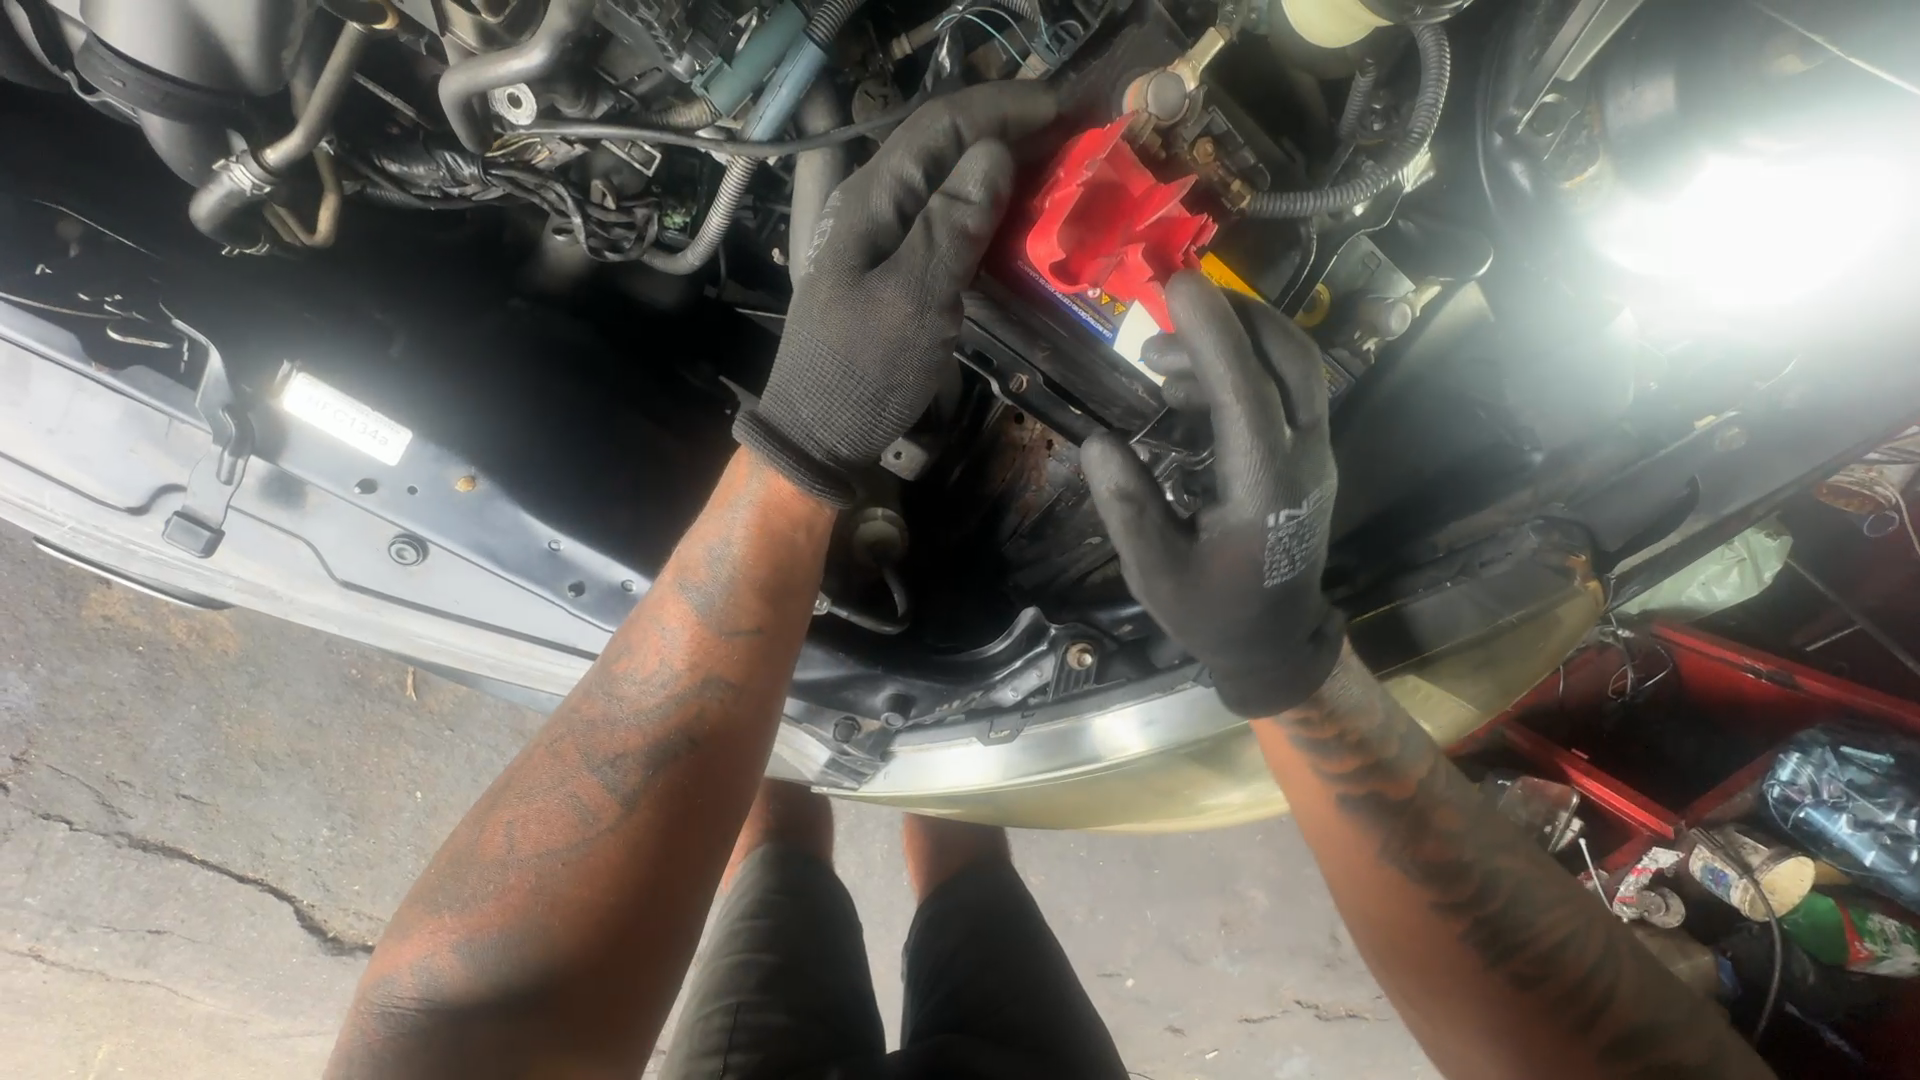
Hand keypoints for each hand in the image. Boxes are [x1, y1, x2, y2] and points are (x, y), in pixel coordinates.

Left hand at [734, 81, 1057, 505]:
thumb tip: (995, 154)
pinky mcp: (898, 273)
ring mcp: (884, 241)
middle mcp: (876, 206)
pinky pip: (946, 225)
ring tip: (1054, 171)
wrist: (821, 433)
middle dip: (1007, 131)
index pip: (940, 126)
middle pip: (944, 147)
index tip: (1064, 109)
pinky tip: (1016, 224)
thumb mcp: (911, 301)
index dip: (1003, 107)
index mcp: (872, 200)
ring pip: (947, 184)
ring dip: (999, 170)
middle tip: (1071, 138)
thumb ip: (950, 228)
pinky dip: (986, 214)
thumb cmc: (862, 372)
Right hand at [1082, 271, 1342, 717]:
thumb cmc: (1211, 612)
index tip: (1177, 284)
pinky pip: (1282, 394)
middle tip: (1173, 302)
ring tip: (1156, 357)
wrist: (1275, 643)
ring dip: (1231, 345)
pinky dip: (1237, 372)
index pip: (1246, 393)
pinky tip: (1181, 388)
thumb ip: (1128, 507)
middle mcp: (1303, 461)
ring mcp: (1313, 456)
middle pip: (1292, 361)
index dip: (1213, 335)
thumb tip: (1096, 440)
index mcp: (1265, 489)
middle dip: (1236, 317)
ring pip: (1292, 371)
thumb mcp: (1155, 573)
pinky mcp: (1305, 458)